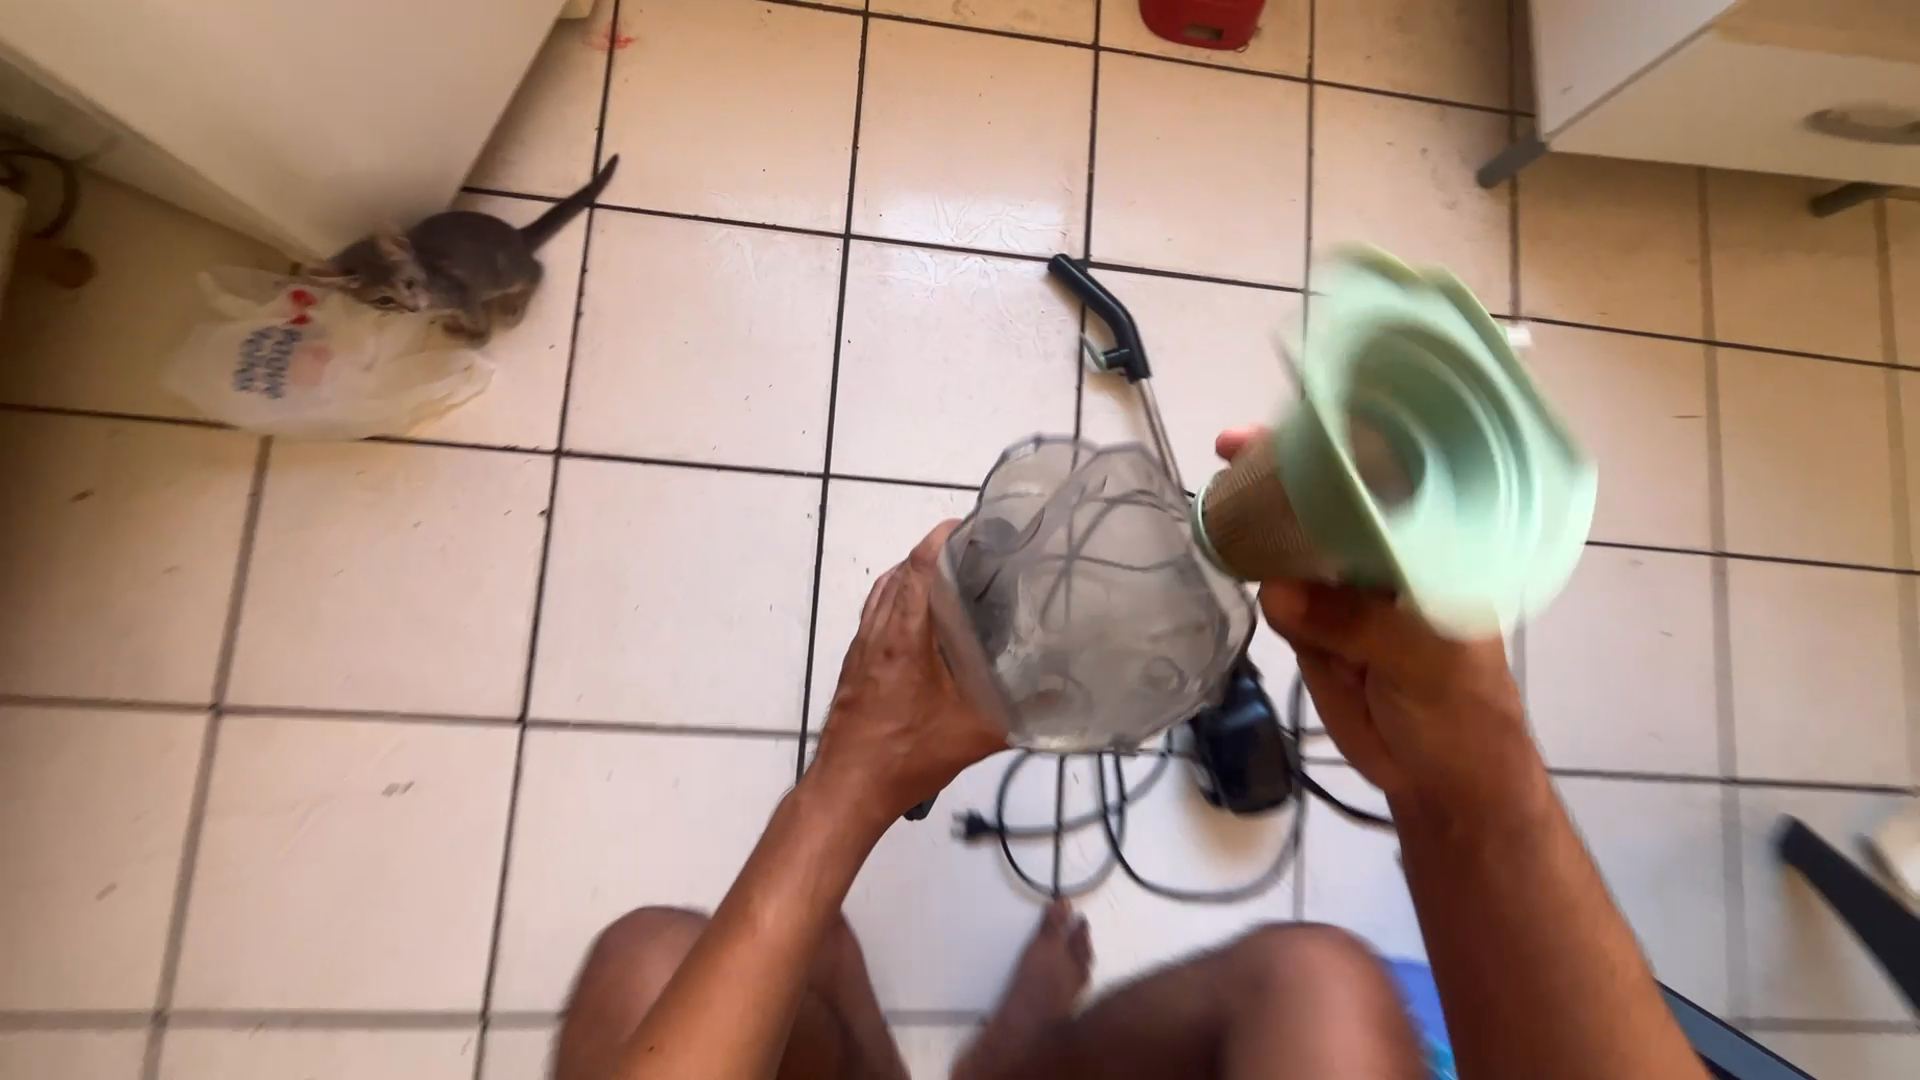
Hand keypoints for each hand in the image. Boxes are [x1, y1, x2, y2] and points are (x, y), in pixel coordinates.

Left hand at [807, 521, 1007, 830]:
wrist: (847, 788)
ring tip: (949, 578)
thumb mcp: (975, 735)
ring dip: (910, 576)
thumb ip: (1022, 714)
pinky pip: (875, 615)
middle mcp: (877, 632)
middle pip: (898, 574)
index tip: (970, 527)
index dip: (939, 539)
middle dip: (931, 554)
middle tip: (972, 554)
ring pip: (882, 593)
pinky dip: (897, 600)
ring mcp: (860, 647)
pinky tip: (922, 621)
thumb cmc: (908, 756)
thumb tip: (1067, 697)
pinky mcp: (854, 663)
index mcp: (904, 637)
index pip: (916, 568)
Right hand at [1214, 428, 1539, 813]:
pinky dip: (1249, 567)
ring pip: (1294, 543)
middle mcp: (1384, 558)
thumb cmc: (1460, 713)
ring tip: (1217, 495)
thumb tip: (1277, 592)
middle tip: (1230, 449)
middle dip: (1283, 473)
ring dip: (1257, 519)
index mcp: (1429, 550)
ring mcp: (1343, 591)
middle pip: (1328, 504)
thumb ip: (1356, 624)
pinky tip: (1223, 546)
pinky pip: (1275, 588)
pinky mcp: (1310, 621)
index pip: (1386, 484)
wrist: (1435, 777)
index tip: (1292, 431)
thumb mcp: (1423, 663)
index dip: (1339, 452)